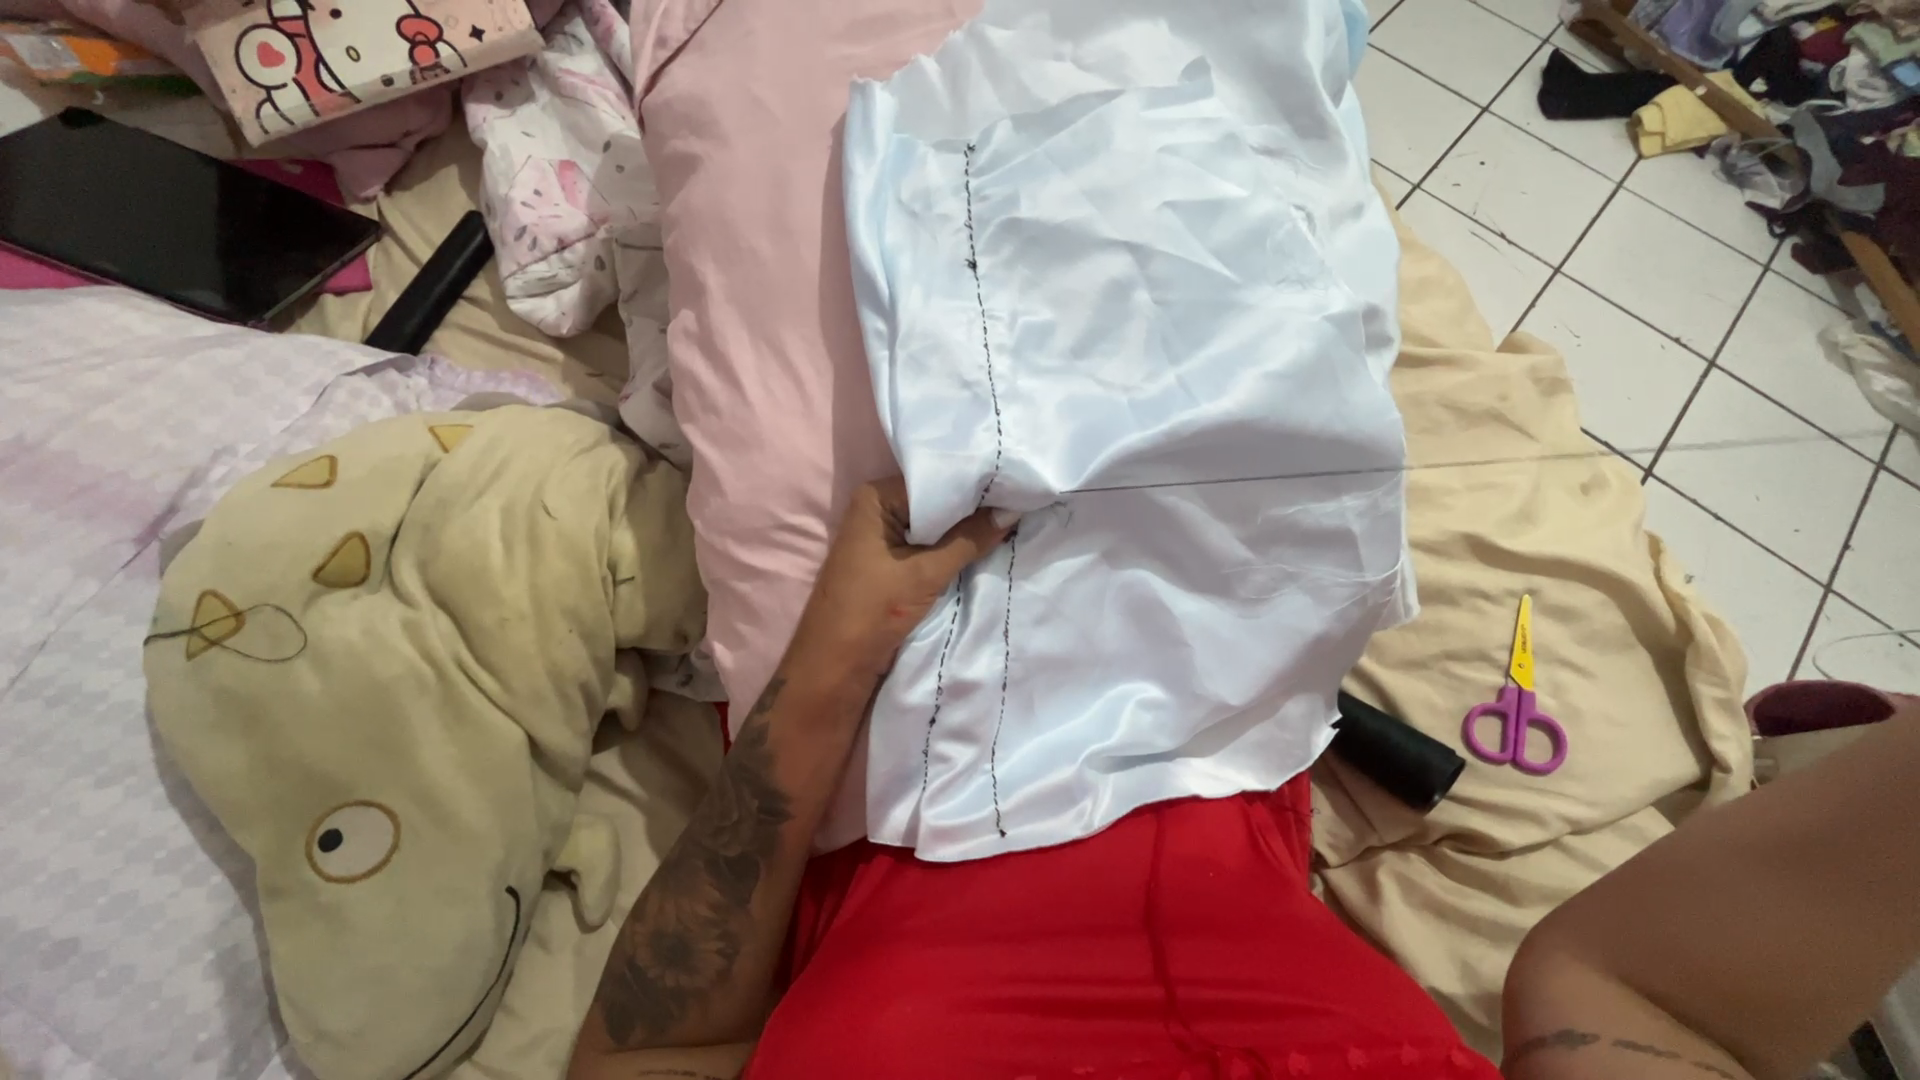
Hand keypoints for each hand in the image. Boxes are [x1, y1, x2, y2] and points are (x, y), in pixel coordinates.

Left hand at [786, 476, 1015, 687]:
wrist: (835, 668)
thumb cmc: (871, 611)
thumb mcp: (925, 573)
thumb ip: (970, 540)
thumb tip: (1013, 510)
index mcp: (876, 498)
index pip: (935, 479)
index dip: (975, 483)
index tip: (1016, 481)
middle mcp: (879, 510)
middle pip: (938, 502)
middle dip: (976, 507)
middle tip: (1024, 497)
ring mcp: (886, 538)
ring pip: (938, 527)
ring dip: (969, 530)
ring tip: (1016, 517)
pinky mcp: (895, 565)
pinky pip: (932, 548)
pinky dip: (956, 550)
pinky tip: (991, 544)